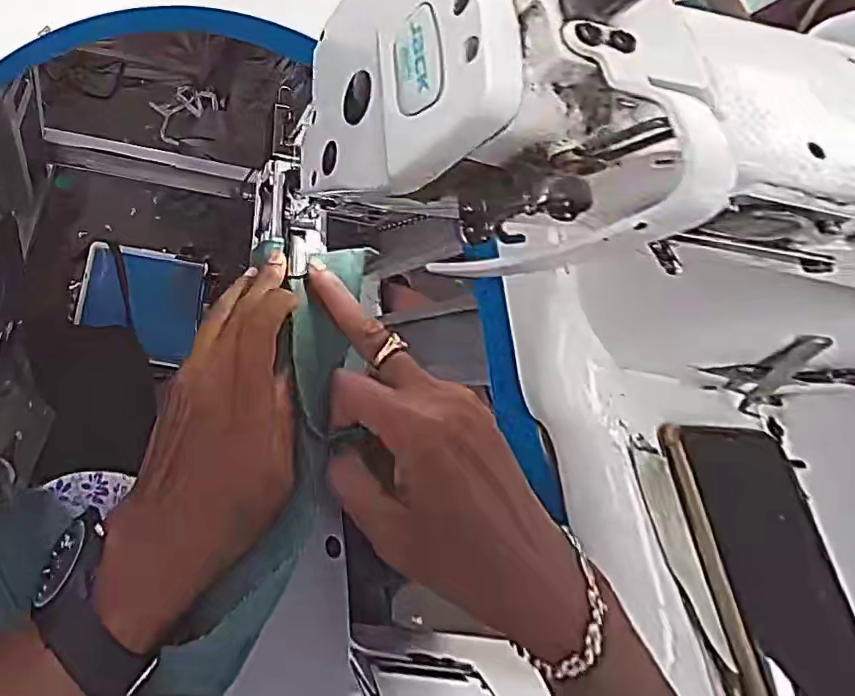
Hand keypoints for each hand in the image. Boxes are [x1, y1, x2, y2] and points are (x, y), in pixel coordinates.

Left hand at [91, 252, 298, 652]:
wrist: (163, 533)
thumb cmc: (225, 511)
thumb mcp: (279, 467)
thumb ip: (286, 410)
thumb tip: (292, 372)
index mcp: (242, 396)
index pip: (259, 325)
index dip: (279, 300)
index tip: (296, 291)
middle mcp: (210, 378)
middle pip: (234, 312)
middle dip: (258, 283)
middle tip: (276, 263)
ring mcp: (188, 380)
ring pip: (213, 319)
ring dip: (236, 293)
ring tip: (255, 277)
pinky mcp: (175, 388)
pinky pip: (202, 336)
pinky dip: (220, 315)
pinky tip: (231, 315)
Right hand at [306, 264, 588, 663]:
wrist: (534, 574)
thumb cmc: (472, 562)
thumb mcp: (387, 531)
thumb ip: (347, 477)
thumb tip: (335, 449)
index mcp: (418, 429)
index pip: (349, 385)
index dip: (327, 403)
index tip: (326, 428)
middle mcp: (443, 402)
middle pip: (379, 340)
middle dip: (343, 308)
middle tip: (320, 281)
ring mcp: (462, 401)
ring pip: (401, 364)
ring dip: (371, 366)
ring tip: (351, 382)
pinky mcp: (473, 409)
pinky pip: (425, 384)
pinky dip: (399, 391)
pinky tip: (393, 425)